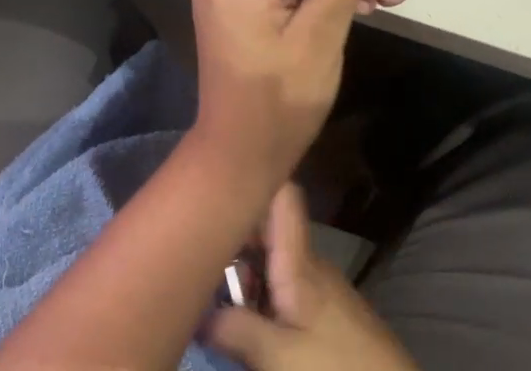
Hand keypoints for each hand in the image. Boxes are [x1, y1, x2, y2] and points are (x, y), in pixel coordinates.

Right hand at [208, 185, 417, 370]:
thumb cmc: (336, 366)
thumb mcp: (278, 356)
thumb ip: (234, 329)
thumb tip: (197, 312)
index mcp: (298, 262)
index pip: (281, 197)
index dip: (254, 178)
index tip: (216, 177)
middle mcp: (308, 264)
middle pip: (265, 233)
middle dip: (230, 243)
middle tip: (195, 263)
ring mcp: (318, 288)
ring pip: (270, 265)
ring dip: (242, 279)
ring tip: (210, 300)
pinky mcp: (324, 314)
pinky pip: (281, 291)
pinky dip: (259, 301)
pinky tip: (243, 325)